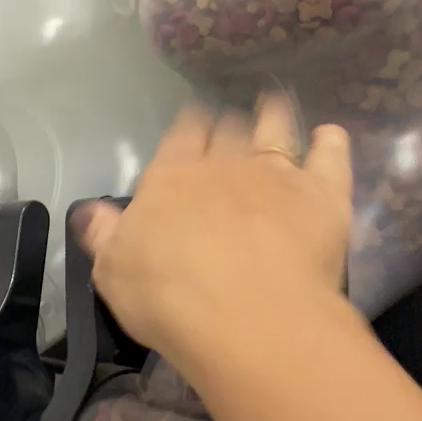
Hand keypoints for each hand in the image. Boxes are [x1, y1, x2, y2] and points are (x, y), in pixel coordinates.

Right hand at [73, 96, 355, 381]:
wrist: (246, 316)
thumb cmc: (167, 295)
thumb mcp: (113, 270)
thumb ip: (104, 234)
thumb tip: (90, 209)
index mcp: (171, 178)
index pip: (180, 137)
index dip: (188, 125)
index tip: (194, 119)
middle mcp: (223, 164)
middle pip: (228, 129)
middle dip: (229, 121)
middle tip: (233, 119)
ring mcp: (277, 176)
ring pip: (277, 131)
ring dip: (274, 115)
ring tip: (275, 104)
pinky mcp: (323, 197)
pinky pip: (331, 159)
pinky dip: (332, 143)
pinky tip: (331, 135)